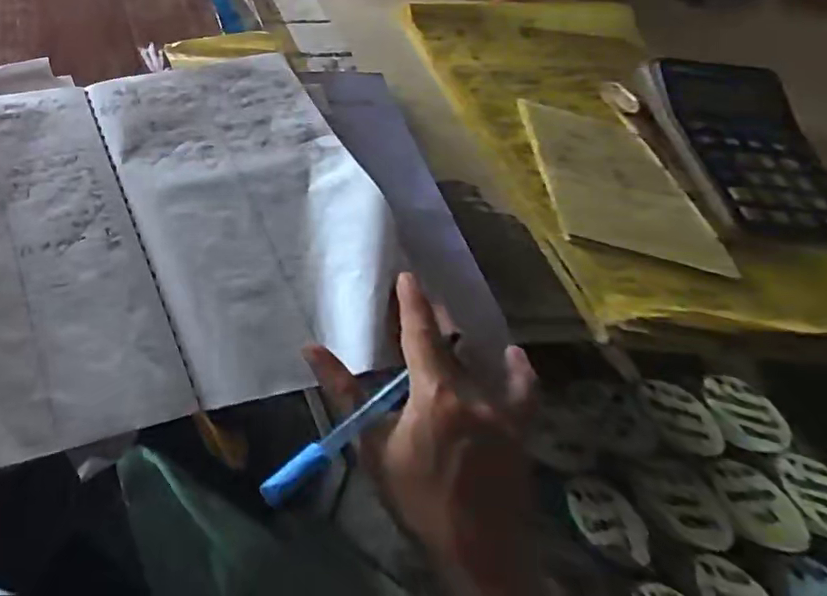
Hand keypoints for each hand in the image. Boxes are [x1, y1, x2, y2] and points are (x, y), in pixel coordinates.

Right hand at [303, 273, 540, 595]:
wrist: (481, 555)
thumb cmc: (417, 497)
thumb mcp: (371, 444)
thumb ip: (345, 391)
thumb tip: (311, 348)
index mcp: (438, 397)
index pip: (422, 339)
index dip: (413, 306)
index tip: (408, 277)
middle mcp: (478, 400)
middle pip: (455, 347)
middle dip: (436, 318)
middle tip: (421, 292)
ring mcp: (507, 420)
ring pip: (487, 367)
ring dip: (469, 341)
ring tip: (455, 320)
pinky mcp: (521, 438)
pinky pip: (522, 395)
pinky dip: (517, 374)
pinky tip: (514, 359)